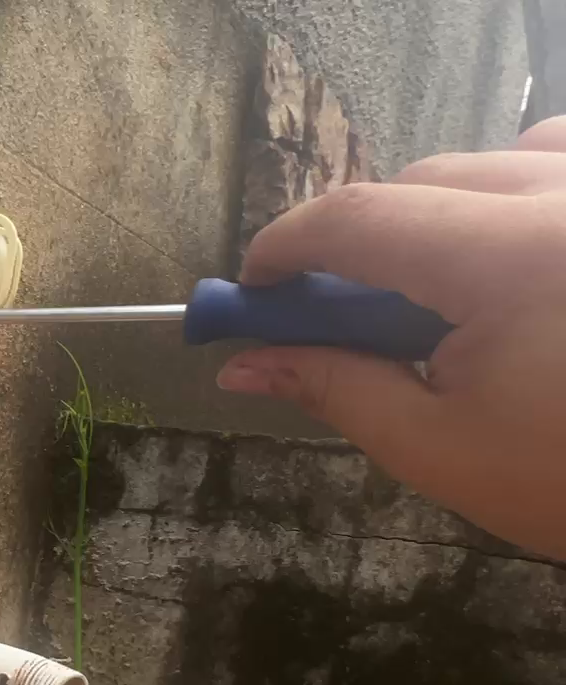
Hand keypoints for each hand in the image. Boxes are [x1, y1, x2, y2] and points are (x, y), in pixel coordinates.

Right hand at [218, 116, 565, 558]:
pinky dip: (527, 192)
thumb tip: (237, 367)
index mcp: (516, 262)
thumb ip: (329, 385)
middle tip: (338, 315)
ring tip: (440, 287)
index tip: (250, 290)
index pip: (356, 218)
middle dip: (354, 244)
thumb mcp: (432, 443)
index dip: (280, 246)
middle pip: (421, 184)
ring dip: (439, 215)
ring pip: (504, 161)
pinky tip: (523, 256)